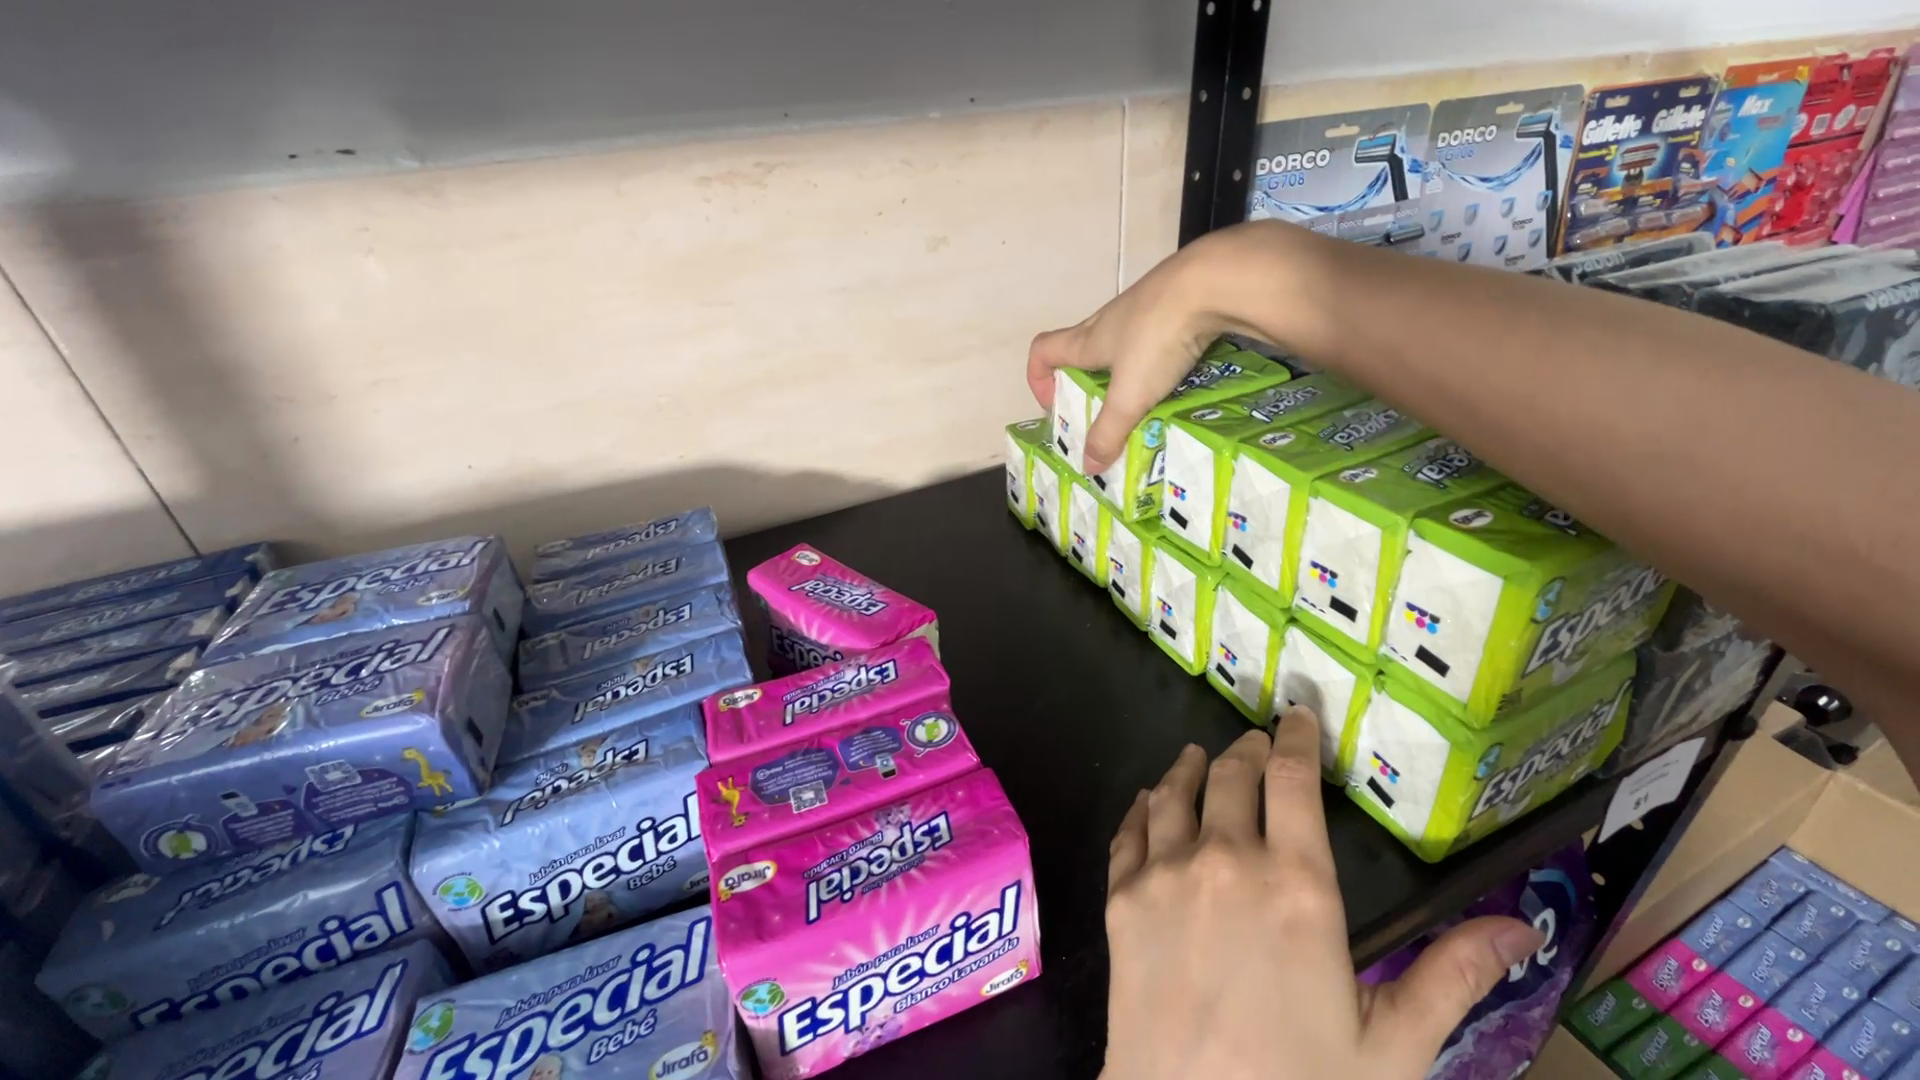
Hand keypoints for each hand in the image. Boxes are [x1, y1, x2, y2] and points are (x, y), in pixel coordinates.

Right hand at [1026, 222, 1328, 474]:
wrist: (1215, 281)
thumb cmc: (1158, 338)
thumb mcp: (1130, 395)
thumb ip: (1109, 432)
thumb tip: (1088, 467)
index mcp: (1088, 340)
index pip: (1043, 351)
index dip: (1039, 379)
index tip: (1056, 406)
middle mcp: (1111, 320)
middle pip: (1082, 348)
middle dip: (1086, 381)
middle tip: (1104, 412)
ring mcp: (1146, 306)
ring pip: (1125, 342)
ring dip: (1127, 371)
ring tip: (1148, 401)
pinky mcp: (1179, 301)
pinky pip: (1160, 334)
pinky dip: (1164, 357)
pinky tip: (1184, 377)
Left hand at [1102, 708, 1546, 1079]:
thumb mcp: (1392, 1044)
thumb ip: (1451, 975)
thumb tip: (1522, 927)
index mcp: (1298, 884)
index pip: (1293, 781)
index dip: (1296, 740)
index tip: (1297, 716)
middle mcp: (1227, 860)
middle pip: (1231, 777)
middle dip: (1246, 751)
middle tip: (1254, 742)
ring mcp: (1165, 874)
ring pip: (1174, 794)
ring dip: (1188, 768)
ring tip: (1194, 756)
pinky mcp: (1120, 899)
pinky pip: (1128, 833)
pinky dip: (1140, 808)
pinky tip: (1146, 802)